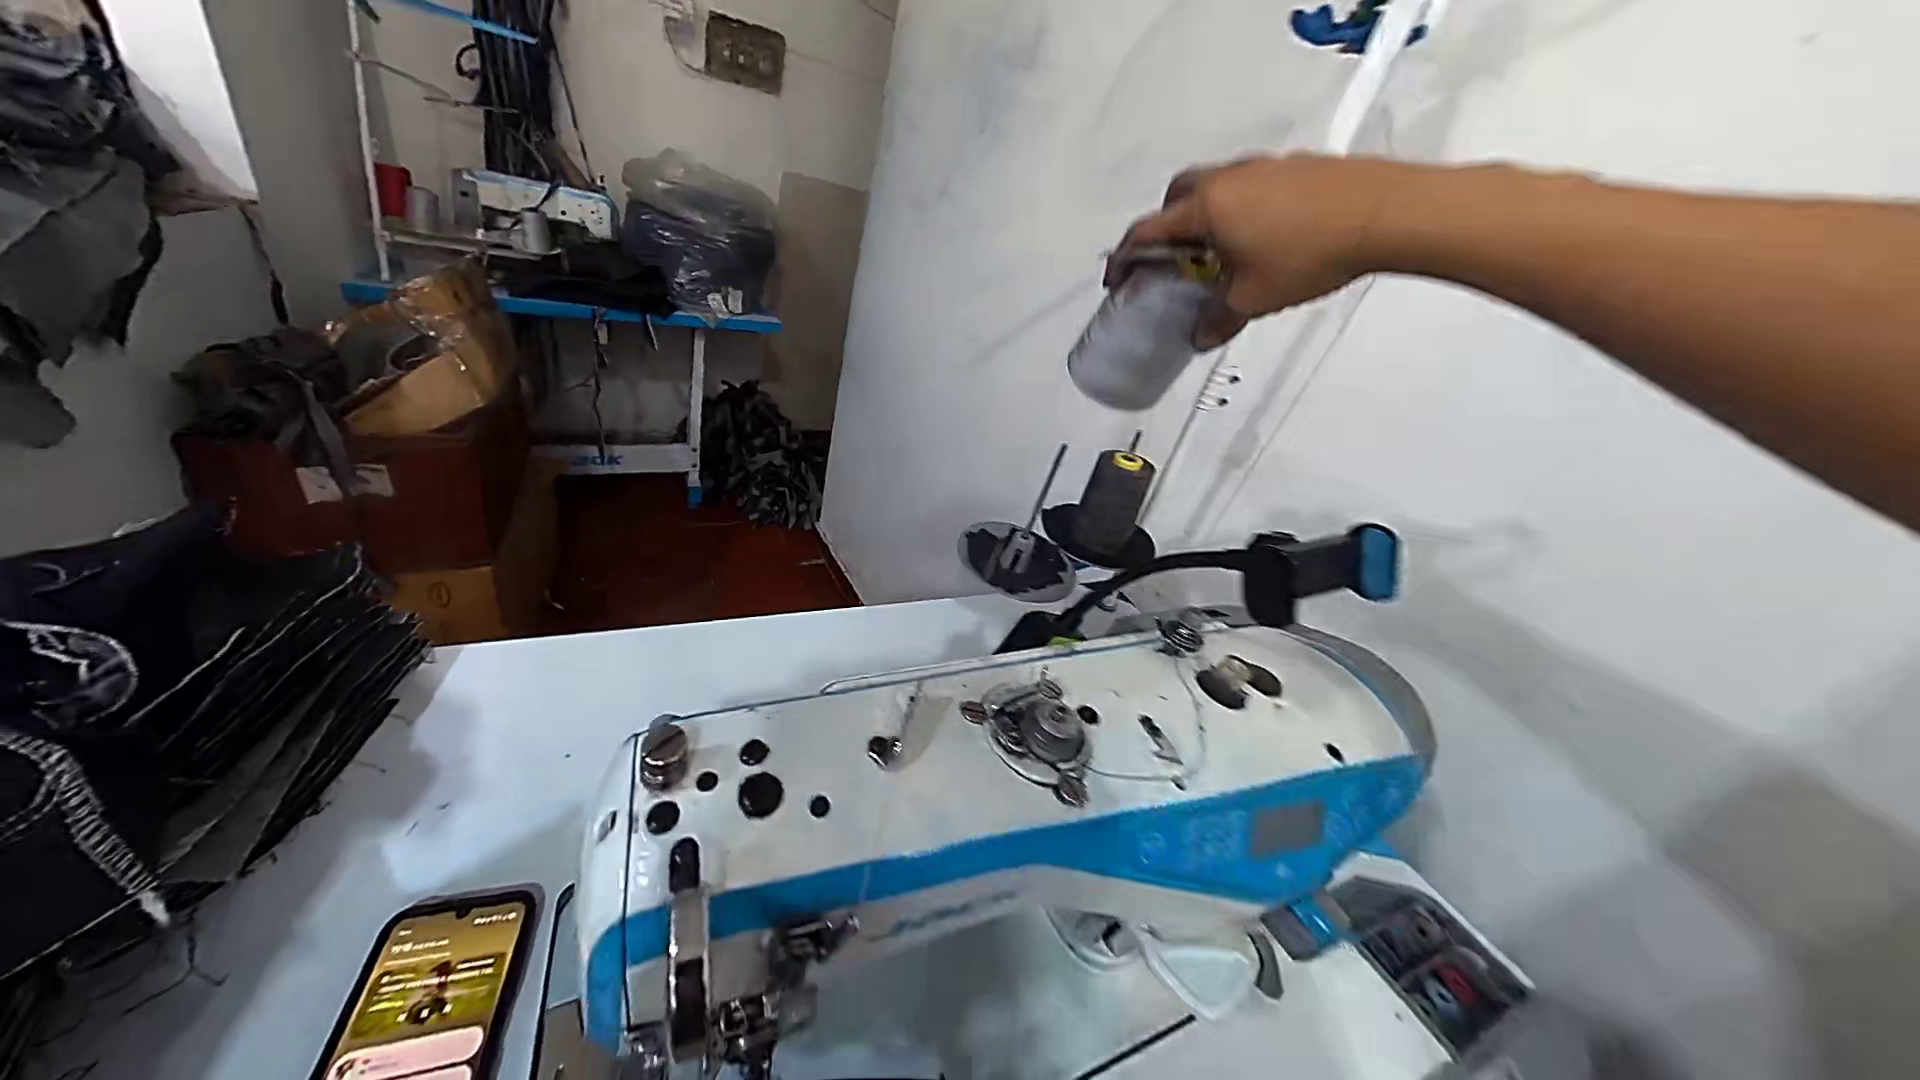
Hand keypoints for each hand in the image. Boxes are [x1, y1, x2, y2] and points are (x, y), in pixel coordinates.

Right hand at [1107, 155, 1418, 347]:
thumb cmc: (1311, 252)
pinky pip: (1247, 188)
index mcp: (1206, 207)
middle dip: (1163, 228)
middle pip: (1176, 197)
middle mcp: (1229, 179)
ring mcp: (1264, 168)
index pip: (1148, 230)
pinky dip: (1236, 213)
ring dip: (1202, 220)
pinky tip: (1256, 243)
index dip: (1126, 258)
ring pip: (1213, 190)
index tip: (1119, 278)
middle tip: (1168, 261)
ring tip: (1215, 257)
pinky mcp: (1295, 169)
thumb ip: (1217, 319)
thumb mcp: (1252, 300)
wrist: (1386, 214)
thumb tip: (1203, 335)